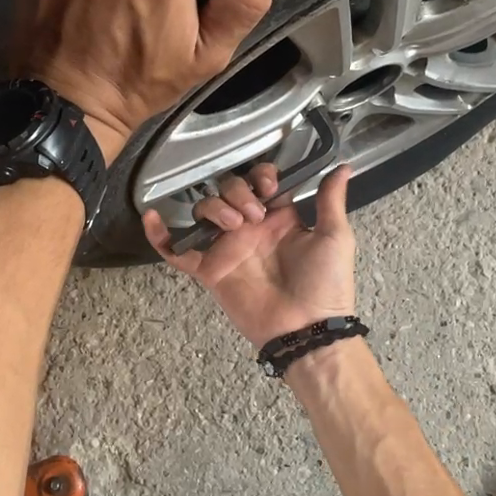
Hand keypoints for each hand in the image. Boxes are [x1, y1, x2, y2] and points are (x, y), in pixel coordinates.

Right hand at [142, 163, 355, 348]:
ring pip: (204, 211)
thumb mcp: (335, 236)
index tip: (268, 186)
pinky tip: (152, 216)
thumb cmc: (326, 284)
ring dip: (214, 207)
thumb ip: (331, 200)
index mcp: (280, 217)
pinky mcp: (210, 270)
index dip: (260, 176)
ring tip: (233, 225)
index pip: (260, 182)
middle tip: (253, 215)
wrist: (307, 329)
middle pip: (228, 190)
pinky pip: (176, 251)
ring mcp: (227, 248)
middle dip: (237, 192)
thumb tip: (343, 165)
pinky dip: (160, 235)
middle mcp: (251, 228)